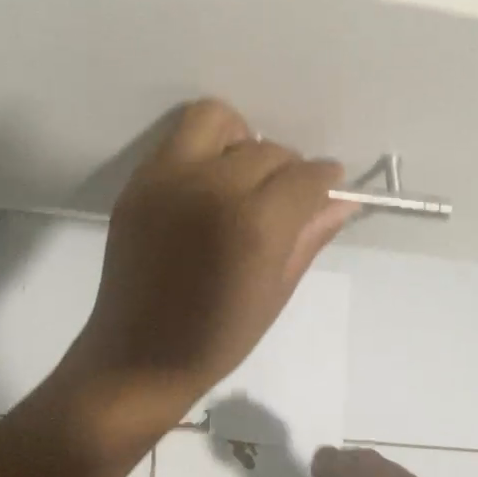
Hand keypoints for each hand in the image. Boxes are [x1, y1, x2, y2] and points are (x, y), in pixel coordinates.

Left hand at [64, 99, 355, 419]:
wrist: (139, 357)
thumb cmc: (216, 338)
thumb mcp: (275, 293)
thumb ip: (309, 236)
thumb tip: (341, 199)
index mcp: (253, 225)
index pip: (305, 175)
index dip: (324, 179)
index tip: (325, 189)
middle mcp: (210, 189)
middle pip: (267, 149)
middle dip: (286, 169)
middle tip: (282, 199)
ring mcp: (166, 181)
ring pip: (216, 119)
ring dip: (240, 139)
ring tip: (240, 177)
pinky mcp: (136, 184)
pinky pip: (177, 140)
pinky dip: (202, 151)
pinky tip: (205, 188)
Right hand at [308, 447, 447, 476]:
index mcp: (341, 468)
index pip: (322, 454)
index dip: (318, 468)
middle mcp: (362, 458)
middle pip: (343, 455)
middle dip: (338, 470)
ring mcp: (385, 463)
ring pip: (363, 461)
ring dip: (358, 474)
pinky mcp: (404, 472)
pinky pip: (382, 469)